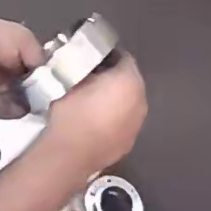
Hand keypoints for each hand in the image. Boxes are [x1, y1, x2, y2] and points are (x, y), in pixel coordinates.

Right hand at [40, 53, 147, 173]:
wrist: (70, 155)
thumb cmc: (71, 112)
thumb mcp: (71, 81)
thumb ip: (85, 68)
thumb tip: (88, 67)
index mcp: (128, 80)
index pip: (123, 58)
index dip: (107, 56)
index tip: (92, 59)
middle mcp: (140, 100)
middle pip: (130, 82)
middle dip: (114, 79)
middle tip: (91, 79)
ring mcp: (137, 124)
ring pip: (129, 104)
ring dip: (116, 100)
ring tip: (92, 103)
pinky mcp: (129, 142)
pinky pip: (124, 122)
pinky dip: (114, 119)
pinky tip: (96, 124)